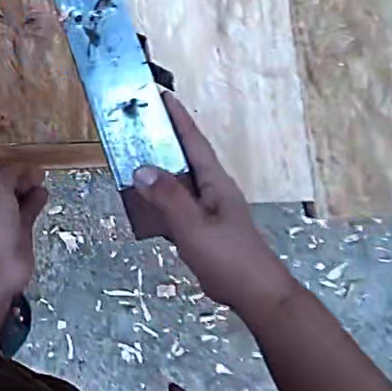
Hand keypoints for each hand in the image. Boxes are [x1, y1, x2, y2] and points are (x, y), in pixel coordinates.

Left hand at [0, 162, 48, 295]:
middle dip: (19, 173)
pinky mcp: (19, 233)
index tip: (21, 152)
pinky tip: (45, 194)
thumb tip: (30, 170)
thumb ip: (13, 174)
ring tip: (43, 178)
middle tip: (37, 166)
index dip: (2, 159)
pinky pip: (28, 212)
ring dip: (30, 187)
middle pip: (4, 181)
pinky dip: (36, 202)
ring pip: (17, 196)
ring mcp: (2, 219)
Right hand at [131, 94, 299, 316]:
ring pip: (181, 182)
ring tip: (134, 160)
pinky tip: (146, 204)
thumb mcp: (194, 227)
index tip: (162, 96)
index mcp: (215, 182)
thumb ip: (168, 198)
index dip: (179, 119)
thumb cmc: (229, 257)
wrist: (257, 294)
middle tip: (138, 126)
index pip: (194, 142)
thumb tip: (141, 169)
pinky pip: (179, 204)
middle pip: (185, 158)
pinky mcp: (206, 228)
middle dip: (164, 140)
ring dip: (160, 170)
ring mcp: (211, 209)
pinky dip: (162, 198)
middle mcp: (213, 189)